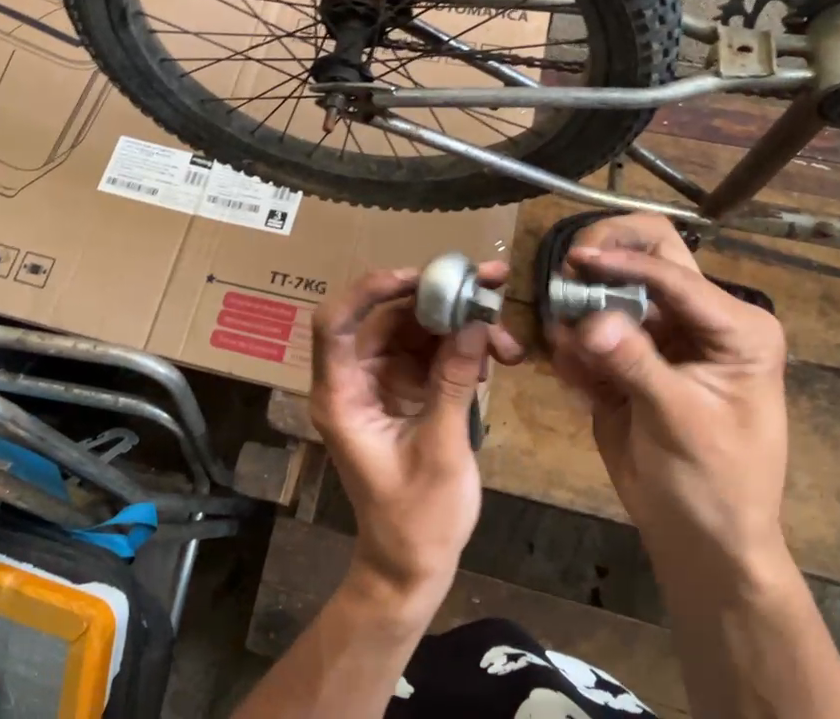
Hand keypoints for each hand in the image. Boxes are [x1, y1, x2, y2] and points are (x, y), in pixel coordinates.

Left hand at [310, 264, 522, 610]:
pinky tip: (494, 357)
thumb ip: (453, 383)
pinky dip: (460, 350)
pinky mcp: (404, 392)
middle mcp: (353, 381)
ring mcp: (379, 384)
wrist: (413, 562)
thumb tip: (473, 324)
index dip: (368, 291)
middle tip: (488, 284)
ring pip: (413, 331)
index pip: (335, 324)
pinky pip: (429, 354)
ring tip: (504, 336)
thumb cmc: (416, 519)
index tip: (417, 277)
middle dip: (436, 300)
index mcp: (340, 396)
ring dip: (457, 326)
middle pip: (384, 318)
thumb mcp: (441, 450)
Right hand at [545, 214, 789, 571]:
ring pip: (610, 293)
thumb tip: (588, 322)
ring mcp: (661, 338)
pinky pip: (590, 333)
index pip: (673, 274)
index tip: (575, 261)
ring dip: (581, 310)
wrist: (702, 538)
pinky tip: (577, 381)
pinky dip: (574, 347)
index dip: (623, 263)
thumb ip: (635, 364)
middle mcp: (699, 320)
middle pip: (647, 258)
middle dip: (603, 264)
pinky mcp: (628, 360)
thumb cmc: (715, 482)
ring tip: (568, 351)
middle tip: (563, 279)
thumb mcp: (681, 421)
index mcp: (735, 327)